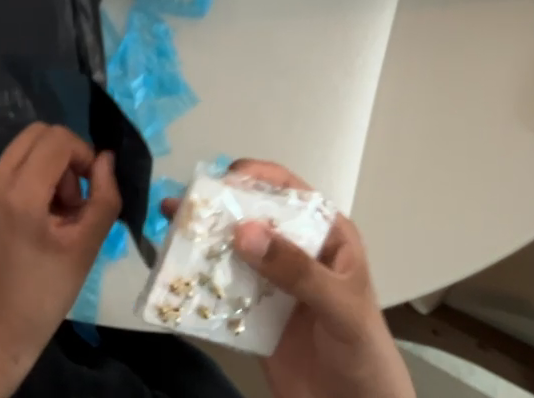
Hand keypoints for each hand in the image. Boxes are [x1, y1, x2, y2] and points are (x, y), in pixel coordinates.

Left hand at [0, 123, 120, 396]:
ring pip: (24, 148)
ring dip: (49, 168)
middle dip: (65, 157)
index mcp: (19, 193)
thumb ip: (102, 199)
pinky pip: (10, 167)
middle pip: (37, 133)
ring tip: (58, 216)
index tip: (91, 190)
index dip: (83, 154)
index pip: (56, 139)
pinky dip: (31, 178)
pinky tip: (39, 219)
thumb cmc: (43, 295)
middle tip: (74, 202)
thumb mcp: (84, 249)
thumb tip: (105, 159)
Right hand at [163, 159, 412, 397]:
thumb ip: (298, 270)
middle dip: (215, 204)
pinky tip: (172, 265)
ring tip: (169, 226)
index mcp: (325, 235)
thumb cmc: (364, 355)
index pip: (287, 190)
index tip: (221, 182)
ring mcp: (268, 276)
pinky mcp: (247, 305)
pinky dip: (194, 271)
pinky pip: (217, 280)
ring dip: (198, 233)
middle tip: (182, 204)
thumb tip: (244, 229)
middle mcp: (293, 247)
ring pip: (228, 242)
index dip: (255, 177)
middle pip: (248, 211)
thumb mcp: (341, 309)